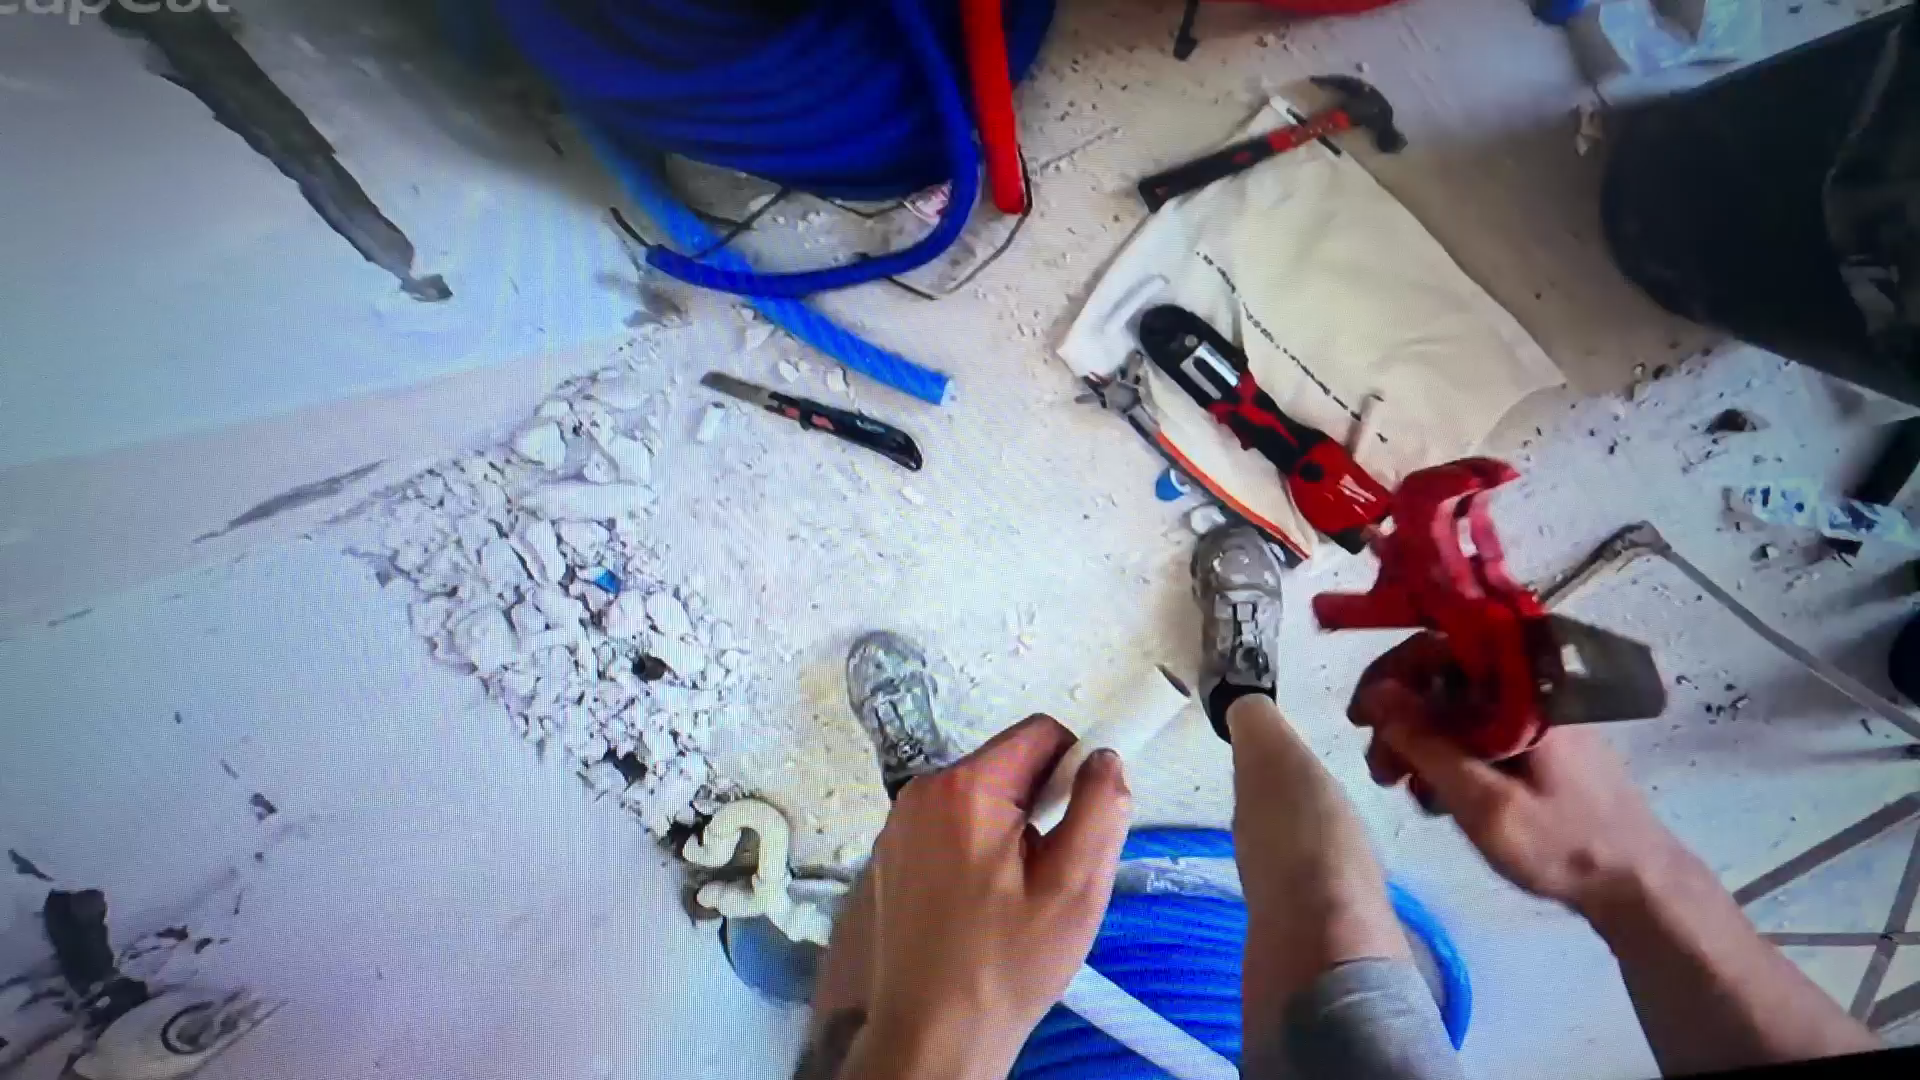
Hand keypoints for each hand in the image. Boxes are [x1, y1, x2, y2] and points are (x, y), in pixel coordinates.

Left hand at [855, 715, 1131, 1076]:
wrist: (931, 1033)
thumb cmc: (1005, 966)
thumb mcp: (1074, 890)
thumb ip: (1099, 810)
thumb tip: (1104, 759)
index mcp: (966, 788)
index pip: (1038, 732)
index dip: (1072, 766)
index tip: (1078, 817)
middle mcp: (924, 789)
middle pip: (1006, 761)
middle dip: (1039, 799)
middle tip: (1048, 864)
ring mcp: (900, 818)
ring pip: (979, 791)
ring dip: (1007, 822)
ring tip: (1014, 887)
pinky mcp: (891, 847)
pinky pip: (949, 818)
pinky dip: (973, 840)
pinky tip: (980, 896)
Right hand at [1351, 643, 1680, 913]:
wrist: (1641, 892)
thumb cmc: (1565, 847)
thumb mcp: (1483, 803)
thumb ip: (1426, 744)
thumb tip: (1376, 692)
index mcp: (1523, 693)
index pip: (1438, 648)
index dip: (1390, 674)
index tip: (1361, 717)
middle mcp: (1524, 691)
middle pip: (1435, 676)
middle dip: (1394, 716)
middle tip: (1377, 765)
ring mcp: (1525, 715)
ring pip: (1444, 704)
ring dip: (1410, 738)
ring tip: (1397, 784)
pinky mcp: (1525, 740)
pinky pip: (1465, 727)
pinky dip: (1437, 752)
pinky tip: (1430, 791)